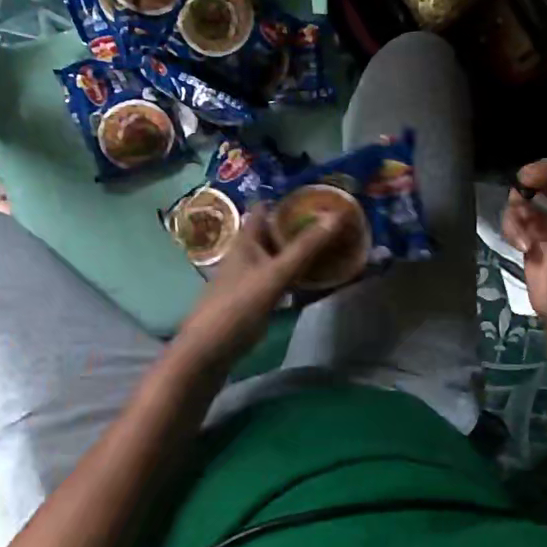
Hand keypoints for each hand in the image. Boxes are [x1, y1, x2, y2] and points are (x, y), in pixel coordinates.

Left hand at [171, 205, 348, 373]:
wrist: (209, 349)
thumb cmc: (238, 306)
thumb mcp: (275, 275)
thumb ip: (305, 248)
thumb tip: (336, 215)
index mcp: (246, 240)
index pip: (266, 209)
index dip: (288, 200)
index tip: (318, 196)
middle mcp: (246, 253)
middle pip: (274, 232)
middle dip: (300, 226)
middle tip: (334, 222)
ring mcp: (248, 276)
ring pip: (277, 256)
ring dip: (299, 251)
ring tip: (331, 245)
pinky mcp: (253, 298)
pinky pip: (279, 277)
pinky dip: (296, 274)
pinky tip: (314, 277)